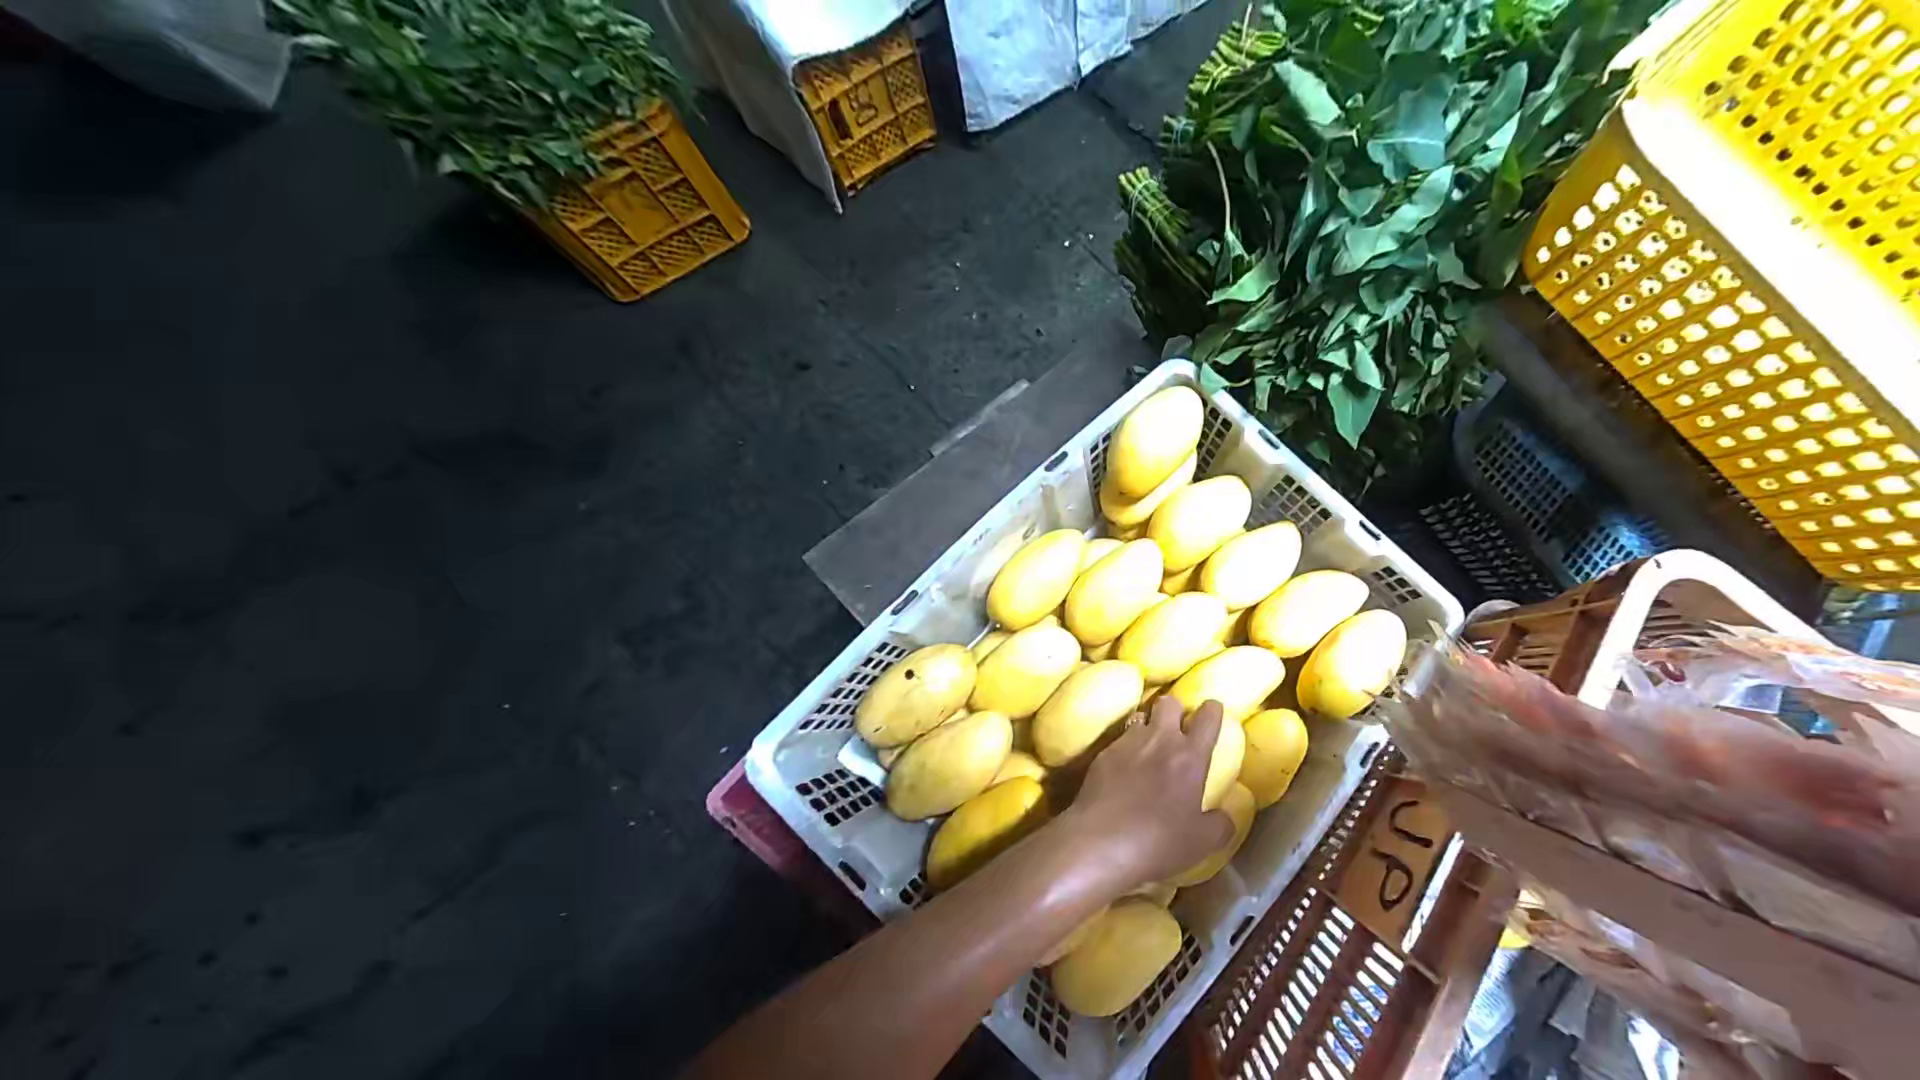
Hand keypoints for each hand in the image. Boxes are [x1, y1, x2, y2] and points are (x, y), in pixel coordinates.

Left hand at [1060, 697, 1235, 891]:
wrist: (1100, 841)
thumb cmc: (1159, 841)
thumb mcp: (1203, 841)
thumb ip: (1220, 824)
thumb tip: (1223, 816)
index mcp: (1190, 756)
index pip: (1208, 718)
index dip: (1212, 711)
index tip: (1213, 711)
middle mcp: (1159, 739)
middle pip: (1169, 702)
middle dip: (1175, 710)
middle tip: (1178, 729)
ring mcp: (1126, 743)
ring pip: (1141, 717)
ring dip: (1148, 728)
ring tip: (1149, 750)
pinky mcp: (1102, 753)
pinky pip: (1119, 740)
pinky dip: (1126, 750)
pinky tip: (1123, 772)